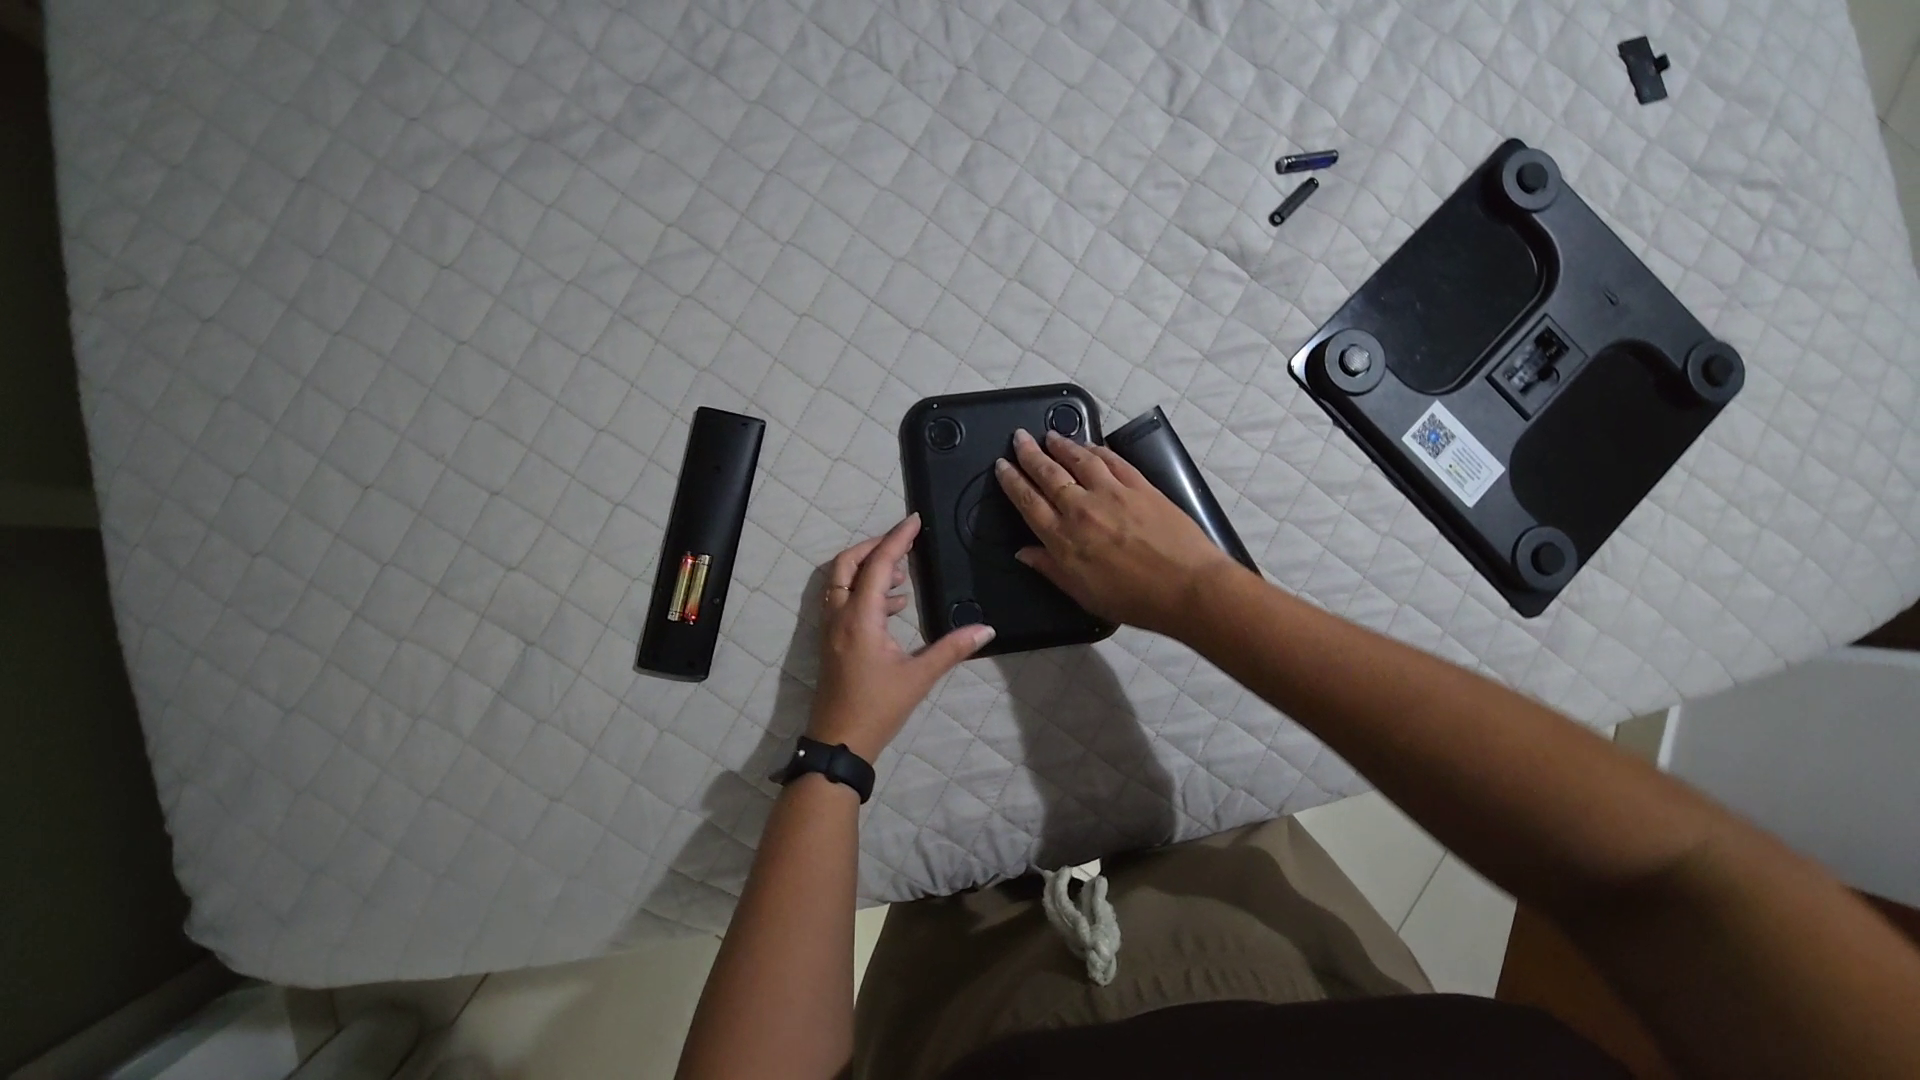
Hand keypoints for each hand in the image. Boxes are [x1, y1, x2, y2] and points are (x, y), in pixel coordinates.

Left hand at [807, 514, 995, 761]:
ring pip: (841, 580)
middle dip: (874, 547)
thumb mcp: (919, 677)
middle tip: (904, 543)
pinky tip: (894, 607)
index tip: (914, 521)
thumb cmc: (877, 709)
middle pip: (847, 563)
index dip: (896, 539)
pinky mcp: (831, 641)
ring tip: (903, 576)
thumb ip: (952, 649)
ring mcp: (830, 628)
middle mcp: (839, 615)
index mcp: (860, 617)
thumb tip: (986, 629)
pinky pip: (842, 599)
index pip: (878, 564)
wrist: (838, 742)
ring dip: (867, 568)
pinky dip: (863, 590)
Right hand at [995, 428, 1241, 636]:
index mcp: (1063, 539)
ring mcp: (1112, 493)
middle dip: (1030, 454)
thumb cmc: (1133, 600)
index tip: (1003, 465)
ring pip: (1079, 460)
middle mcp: (1082, 510)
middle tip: (1019, 438)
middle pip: (1048, 474)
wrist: (1186, 587)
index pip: (1028, 502)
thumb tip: (1023, 552)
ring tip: (1049, 436)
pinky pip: (1112, 460)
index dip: (1012, 481)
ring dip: (1061, 445)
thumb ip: (1050, 569)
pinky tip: (1090, 445)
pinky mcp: (1140, 486)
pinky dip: (1097, 449)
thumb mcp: (1083, 594)